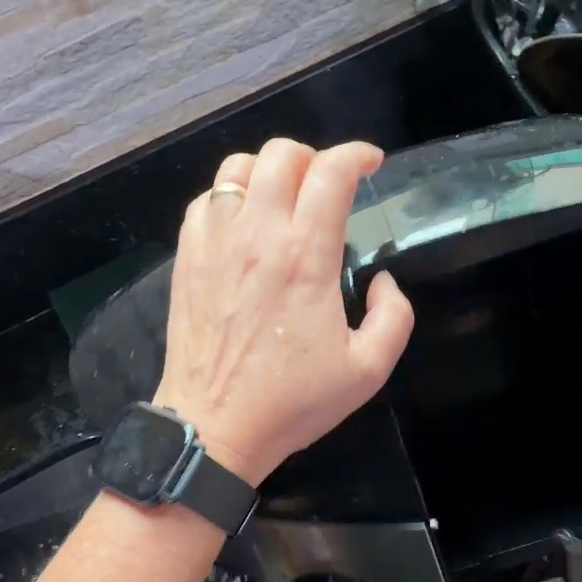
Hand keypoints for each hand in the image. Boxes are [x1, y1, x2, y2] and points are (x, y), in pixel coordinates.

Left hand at [153, 139, 414, 483]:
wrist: (213, 427)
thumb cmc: (293, 402)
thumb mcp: (369, 370)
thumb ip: (394, 316)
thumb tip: (382, 280)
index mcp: (306, 256)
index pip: (331, 171)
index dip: (357, 154)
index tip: (371, 164)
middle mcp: (257, 234)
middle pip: (281, 154)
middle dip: (314, 157)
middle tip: (328, 187)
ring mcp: (215, 242)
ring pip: (237, 166)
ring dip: (269, 171)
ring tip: (284, 198)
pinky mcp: (187, 258)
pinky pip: (206, 200)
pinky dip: (230, 196)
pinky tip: (244, 224)